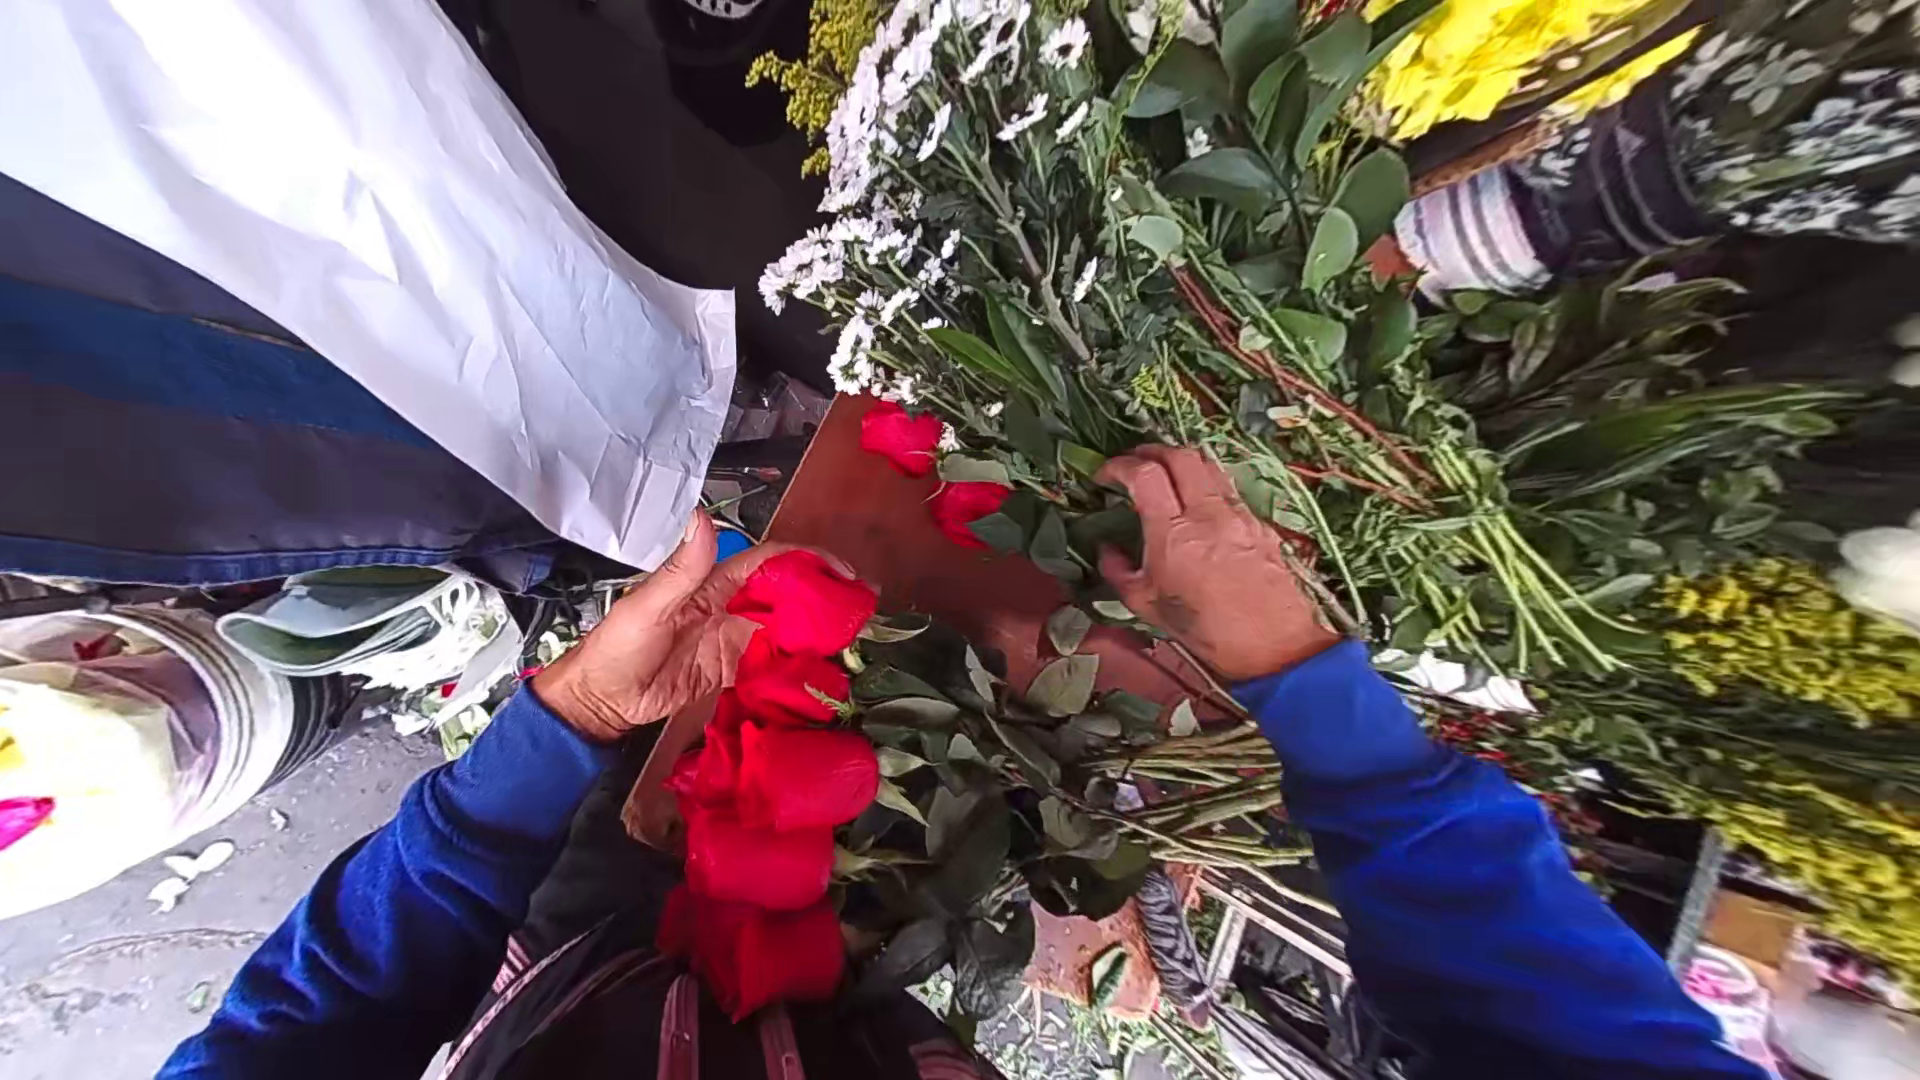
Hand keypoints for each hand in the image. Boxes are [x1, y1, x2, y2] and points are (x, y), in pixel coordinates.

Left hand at [533, 512, 862, 741]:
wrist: (601, 703)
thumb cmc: (616, 650)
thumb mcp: (646, 606)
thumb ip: (681, 568)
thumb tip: (701, 515)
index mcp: (714, 584)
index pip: (770, 562)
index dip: (807, 559)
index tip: (841, 570)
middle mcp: (733, 606)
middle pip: (788, 592)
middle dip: (824, 592)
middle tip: (862, 604)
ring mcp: (737, 638)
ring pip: (787, 624)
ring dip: (819, 625)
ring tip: (856, 633)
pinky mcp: (736, 668)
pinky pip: (775, 659)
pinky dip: (800, 659)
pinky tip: (826, 665)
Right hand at [1096, 446, 1340, 681]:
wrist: (1271, 644)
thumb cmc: (1202, 628)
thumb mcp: (1144, 604)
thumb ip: (1117, 569)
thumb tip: (1106, 548)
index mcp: (1172, 534)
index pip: (1144, 475)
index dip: (1119, 465)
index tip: (1105, 474)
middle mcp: (1207, 513)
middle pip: (1179, 455)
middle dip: (1151, 450)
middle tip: (1134, 462)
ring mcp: (1237, 514)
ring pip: (1208, 465)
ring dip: (1180, 461)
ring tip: (1164, 473)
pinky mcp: (1258, 522)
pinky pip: (1226, 488)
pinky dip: (1204, 483)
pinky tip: (1195, 503)